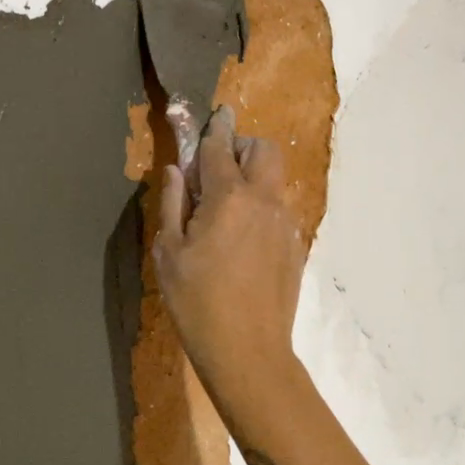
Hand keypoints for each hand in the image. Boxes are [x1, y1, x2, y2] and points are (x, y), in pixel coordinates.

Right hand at [153, 106, 306, 390]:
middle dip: (241, 146)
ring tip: (223, 211)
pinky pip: (277, 210)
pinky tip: (239, 241)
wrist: (249, 352)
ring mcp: (285, 224)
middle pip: (264, 150)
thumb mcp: (169, 252)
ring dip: (251, 178)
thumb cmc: (197, 301)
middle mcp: (263, 202)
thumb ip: (172, 203)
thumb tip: (177, 169)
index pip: (221, 147)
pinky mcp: (295, 246)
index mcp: (228, 198)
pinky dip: (259, 207)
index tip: (215, 113)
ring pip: (273, 180)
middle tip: (215, 169)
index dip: (215, 127)